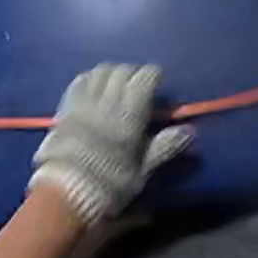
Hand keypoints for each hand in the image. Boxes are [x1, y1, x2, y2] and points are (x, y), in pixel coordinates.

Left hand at [31, 64, 193, 224]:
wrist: (66, 186)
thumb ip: (166, 146)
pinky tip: (94, 86)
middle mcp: (107, 99)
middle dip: (133, 72)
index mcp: (129, 113)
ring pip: (100, 71)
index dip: (152, 75)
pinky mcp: (67, 104)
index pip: (143, 79)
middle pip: (121, 71)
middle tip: (139, 83)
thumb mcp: (143, 169)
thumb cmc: (110, 181)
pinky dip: (91, 78)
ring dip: (112, 72)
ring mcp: (84, 99)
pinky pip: (81, 80)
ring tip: (117, 83)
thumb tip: (190, 130)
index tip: (158, 79)